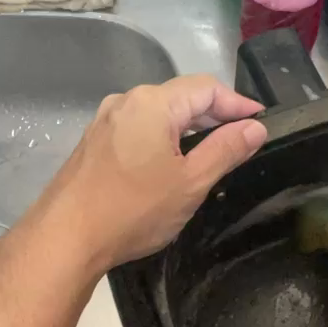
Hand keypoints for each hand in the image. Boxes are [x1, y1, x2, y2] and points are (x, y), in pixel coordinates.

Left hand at [27, 74, 267, 272]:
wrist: (66, 239)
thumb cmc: (133, 210)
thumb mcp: (191, 182)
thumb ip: (226, 150)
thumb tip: (255, 127)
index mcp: (152, 103)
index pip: (207, 88)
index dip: (238, 103)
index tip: (261, 122)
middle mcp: (125, 102)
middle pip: (181, 97)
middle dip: (214, 115)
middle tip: (242, 140)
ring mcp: (105, 122)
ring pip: (158, 115)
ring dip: (188, 129)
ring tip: (212, 154)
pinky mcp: (94, 144)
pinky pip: (138, 130)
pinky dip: (163, 140)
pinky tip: (171, 166)